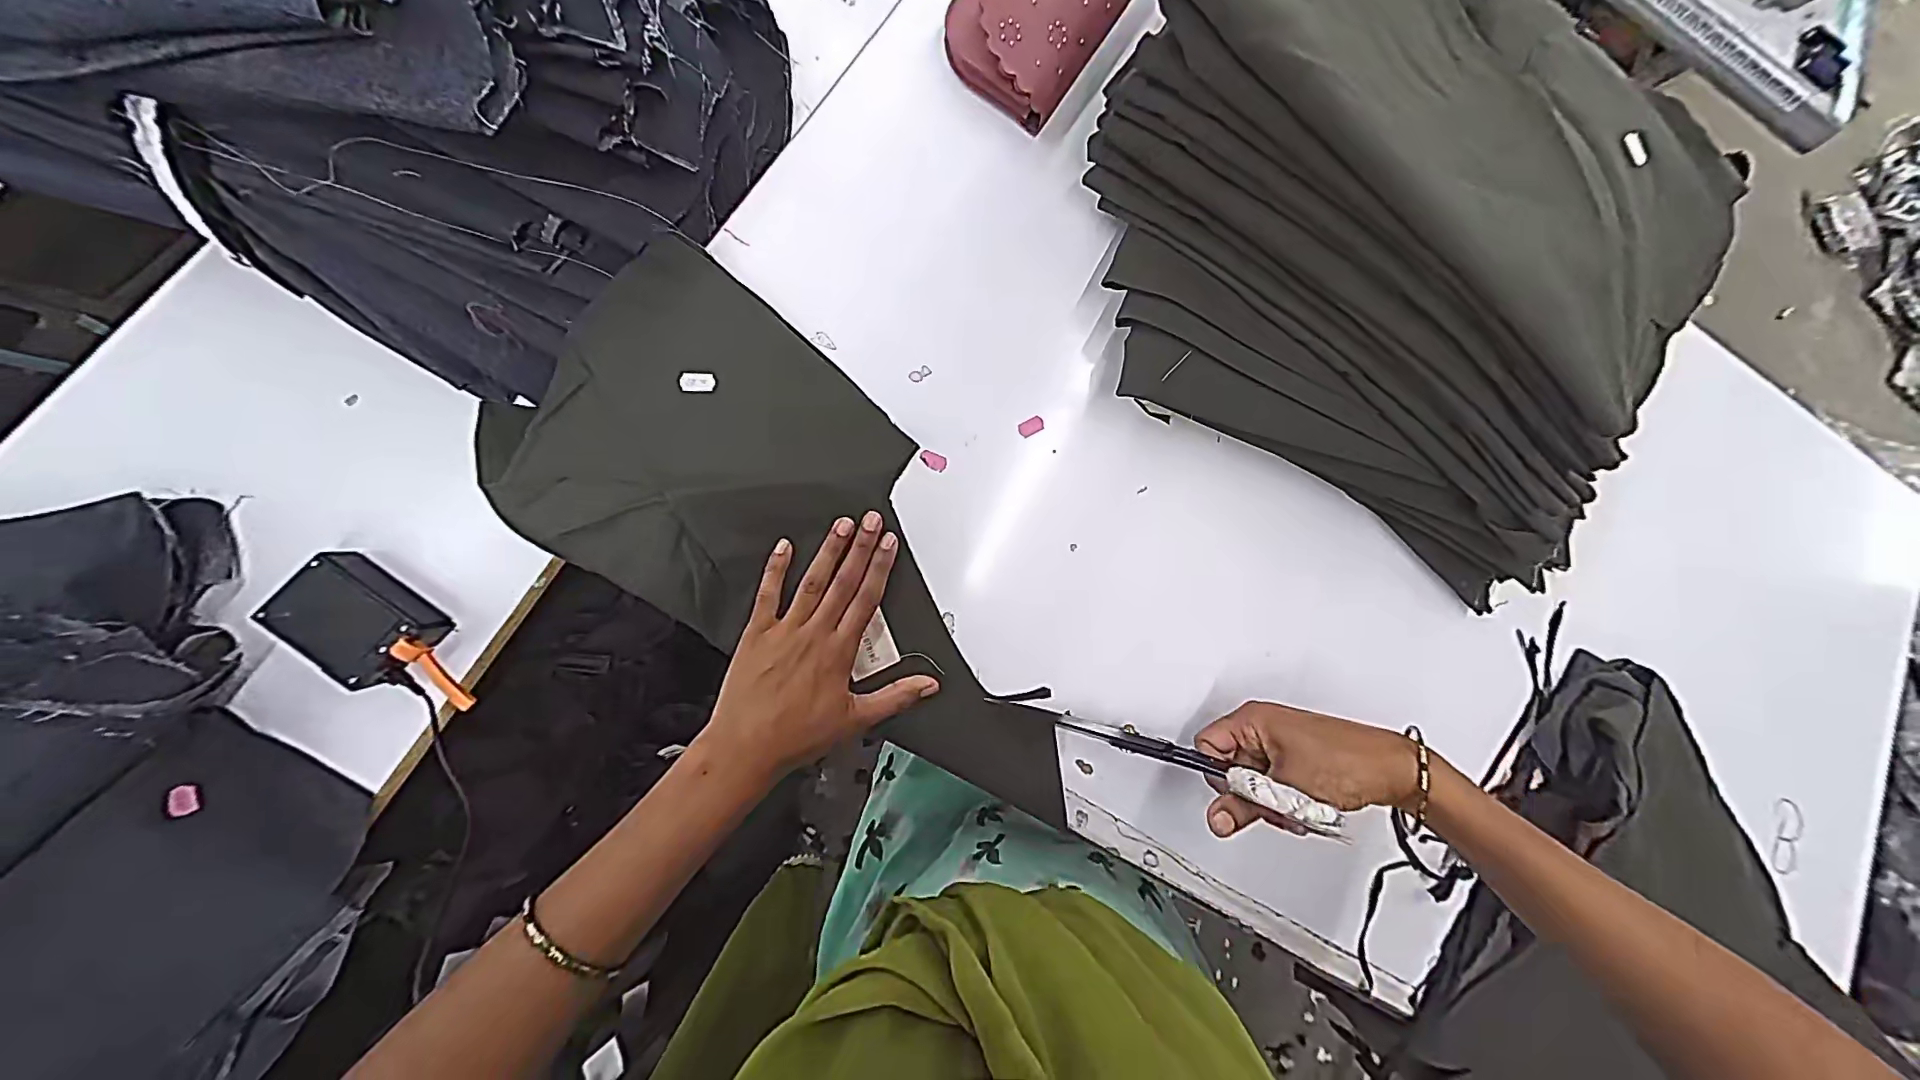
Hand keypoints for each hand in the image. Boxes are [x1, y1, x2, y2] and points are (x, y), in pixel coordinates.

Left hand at [693, 511, 939, 784]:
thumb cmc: (796, 736)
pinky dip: (775, 570)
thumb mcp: (855, 720)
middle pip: (843, 582)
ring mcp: (784, 631)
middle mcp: (813, 634)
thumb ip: (895, 697)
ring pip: (812, 582)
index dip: (879, 567)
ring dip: (828, 552)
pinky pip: (767, 595)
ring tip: (840, 526)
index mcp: (838, 652)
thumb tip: (926, 686)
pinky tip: (784, 548)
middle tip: (869, 521)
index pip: (866, 599)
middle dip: (859, 548)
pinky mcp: (756, 634)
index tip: (887, 544)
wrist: (747, 747)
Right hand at [1193, 702, 1421, 837]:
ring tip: (1296, 807)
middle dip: (1251, 794)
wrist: (1396, 771)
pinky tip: (1304, 805)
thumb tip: (1218, 817)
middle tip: (1274, 803)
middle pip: (1230, 766)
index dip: (1220, 776)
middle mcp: (1262, 726)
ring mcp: (1279, 741)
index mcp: (1251, 719)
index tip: (1239, 795)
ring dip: (1270, 802)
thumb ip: (1244, 806)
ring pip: (1252, 778)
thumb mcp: (1286, 790)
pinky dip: (1284, 799)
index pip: (1206, 747)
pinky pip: (1272, 780)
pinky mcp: (1294, 756)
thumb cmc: (1350, 762)